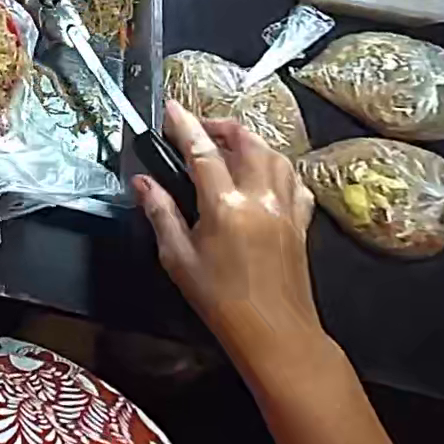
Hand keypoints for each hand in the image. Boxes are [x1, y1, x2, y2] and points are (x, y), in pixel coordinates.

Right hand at [136, 100, 326, 361]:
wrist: (275, 336)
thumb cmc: (221, 300)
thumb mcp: (178, 258)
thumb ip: (160, 213)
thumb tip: (143, 183)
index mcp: (226, 206)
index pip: (203, 151)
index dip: (185, 124)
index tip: (172, 108)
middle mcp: (260, 199)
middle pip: (247, 141)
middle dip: (221, 125)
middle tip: (199, 127)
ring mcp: (285, 209)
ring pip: (275, 155)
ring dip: (251, 141)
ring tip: (229, 144)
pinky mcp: (300, 223)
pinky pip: (295, 181)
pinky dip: (278, 167)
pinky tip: (264, 174)